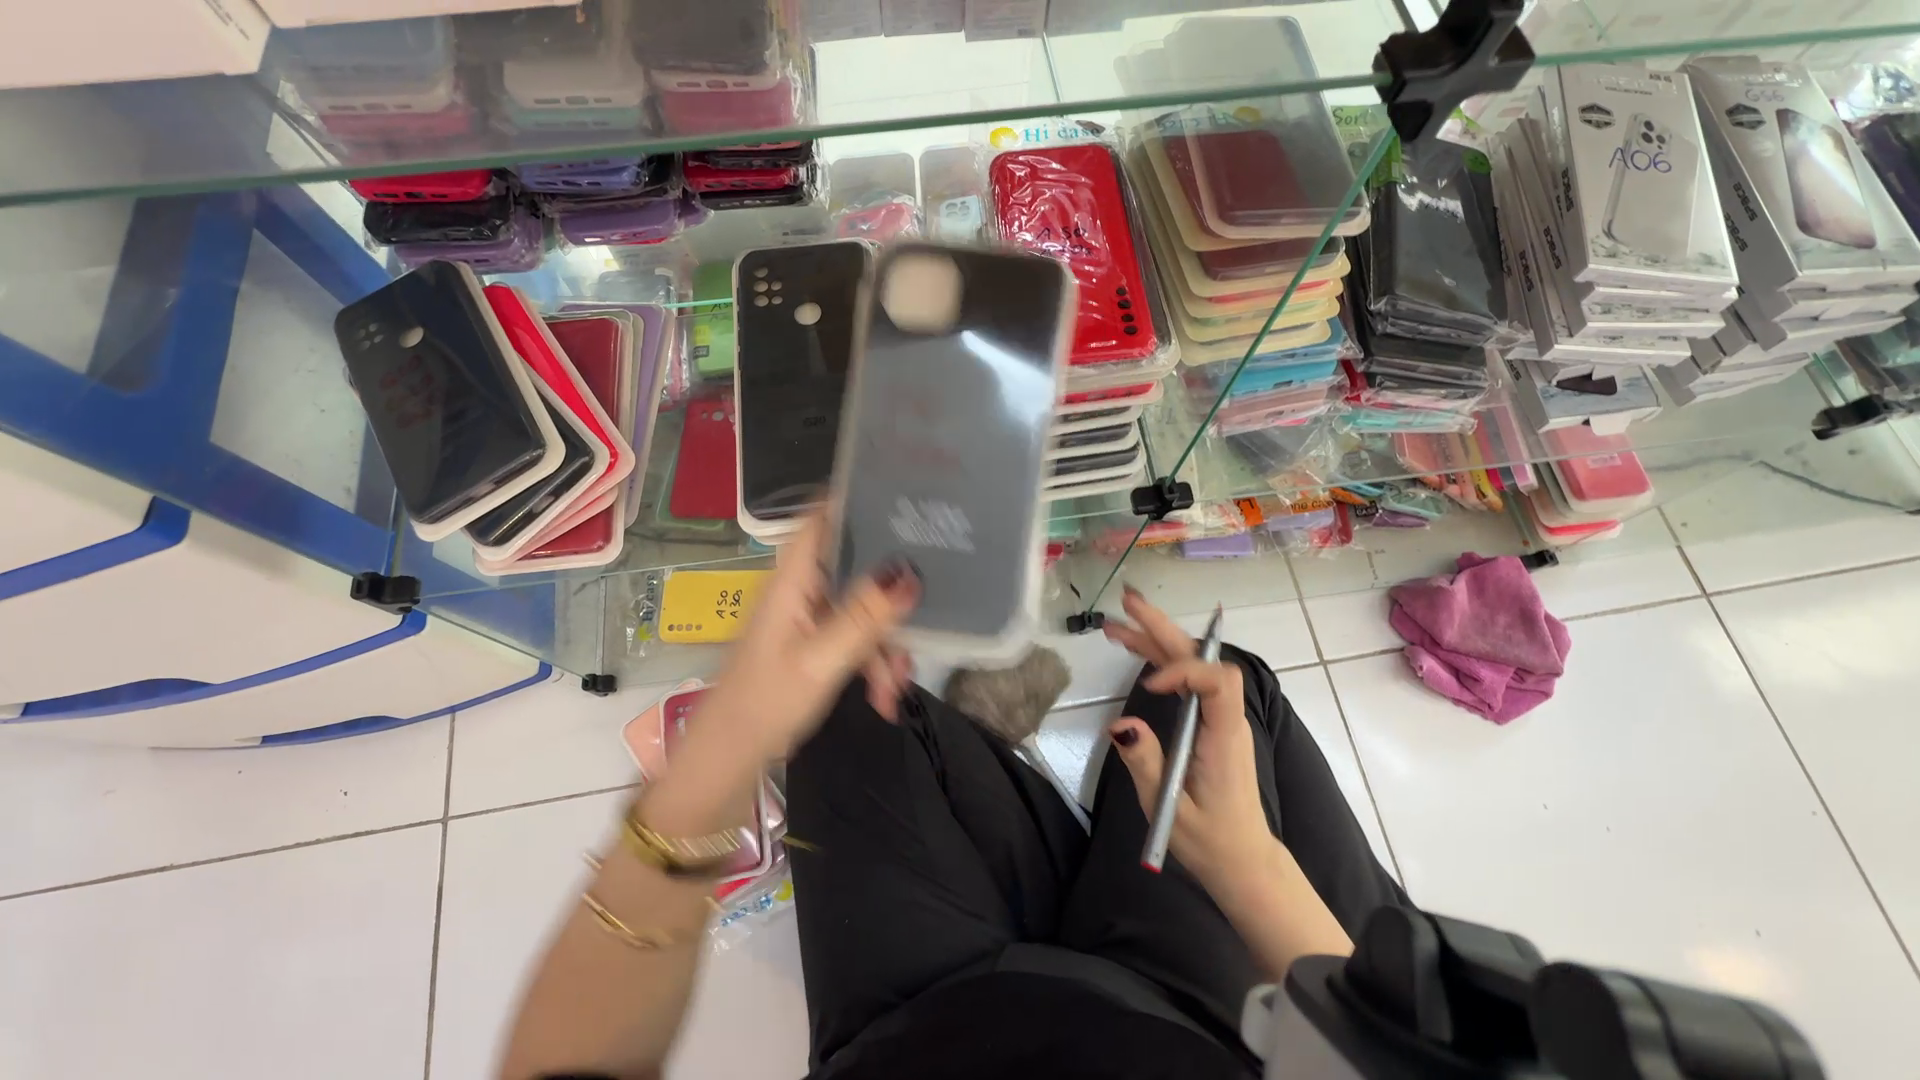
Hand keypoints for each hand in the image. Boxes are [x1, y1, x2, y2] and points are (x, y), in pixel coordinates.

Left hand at [697, 513, 922, 758]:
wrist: (729, 758)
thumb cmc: (766, 703)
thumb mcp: (822, 661)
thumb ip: (865, 617)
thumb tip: (908, 573)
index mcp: (793, 581)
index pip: (822, 518)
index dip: (856, 500)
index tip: (902, 502)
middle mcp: (801, 592)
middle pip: (856, 571)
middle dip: (889, 603)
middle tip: (917, 628)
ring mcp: (807, 620)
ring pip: (862, 613)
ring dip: (884, 649)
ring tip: (894, 689)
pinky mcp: (812, 647)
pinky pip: (854, 642)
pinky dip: (871, 668)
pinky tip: (883, 700)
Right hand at [1101, 588, 1272, 890]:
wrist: (1242, 861)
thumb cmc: (1210, 841)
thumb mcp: (1169, 810)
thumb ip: (1146, 763)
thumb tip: (1120, 722)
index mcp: (1223, 738)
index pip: (1218, 681)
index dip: (1184, 671)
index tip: (1148, 687)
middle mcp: (1224, 720)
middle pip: (1200, 660)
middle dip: (1163, 629)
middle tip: (1126, 603)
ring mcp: (1217, 720)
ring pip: (1191, 667)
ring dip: (1155, 641)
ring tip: (1115, 625)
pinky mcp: (1207, 725)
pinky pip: (1188, 683)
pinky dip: (1161, 662)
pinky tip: (1137, 652)